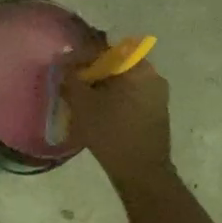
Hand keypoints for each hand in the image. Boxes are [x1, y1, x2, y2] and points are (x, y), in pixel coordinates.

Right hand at [62, 61, 173, 189]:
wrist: (142, 171)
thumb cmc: (111, 134)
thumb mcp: (83, 105)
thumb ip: (71, 80)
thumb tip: (64, 67)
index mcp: (137, 67)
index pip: (104, 51)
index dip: (80, 57)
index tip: (63, 68)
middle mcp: (153, 75)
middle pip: (116, 64)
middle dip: (91, 72)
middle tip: (72, 84)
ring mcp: (158, 94)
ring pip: (124, 81)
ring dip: (102, 86)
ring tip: (83, 99)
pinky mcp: (157, 111)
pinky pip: (132, 95)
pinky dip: (114, 98)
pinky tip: (100, 111)